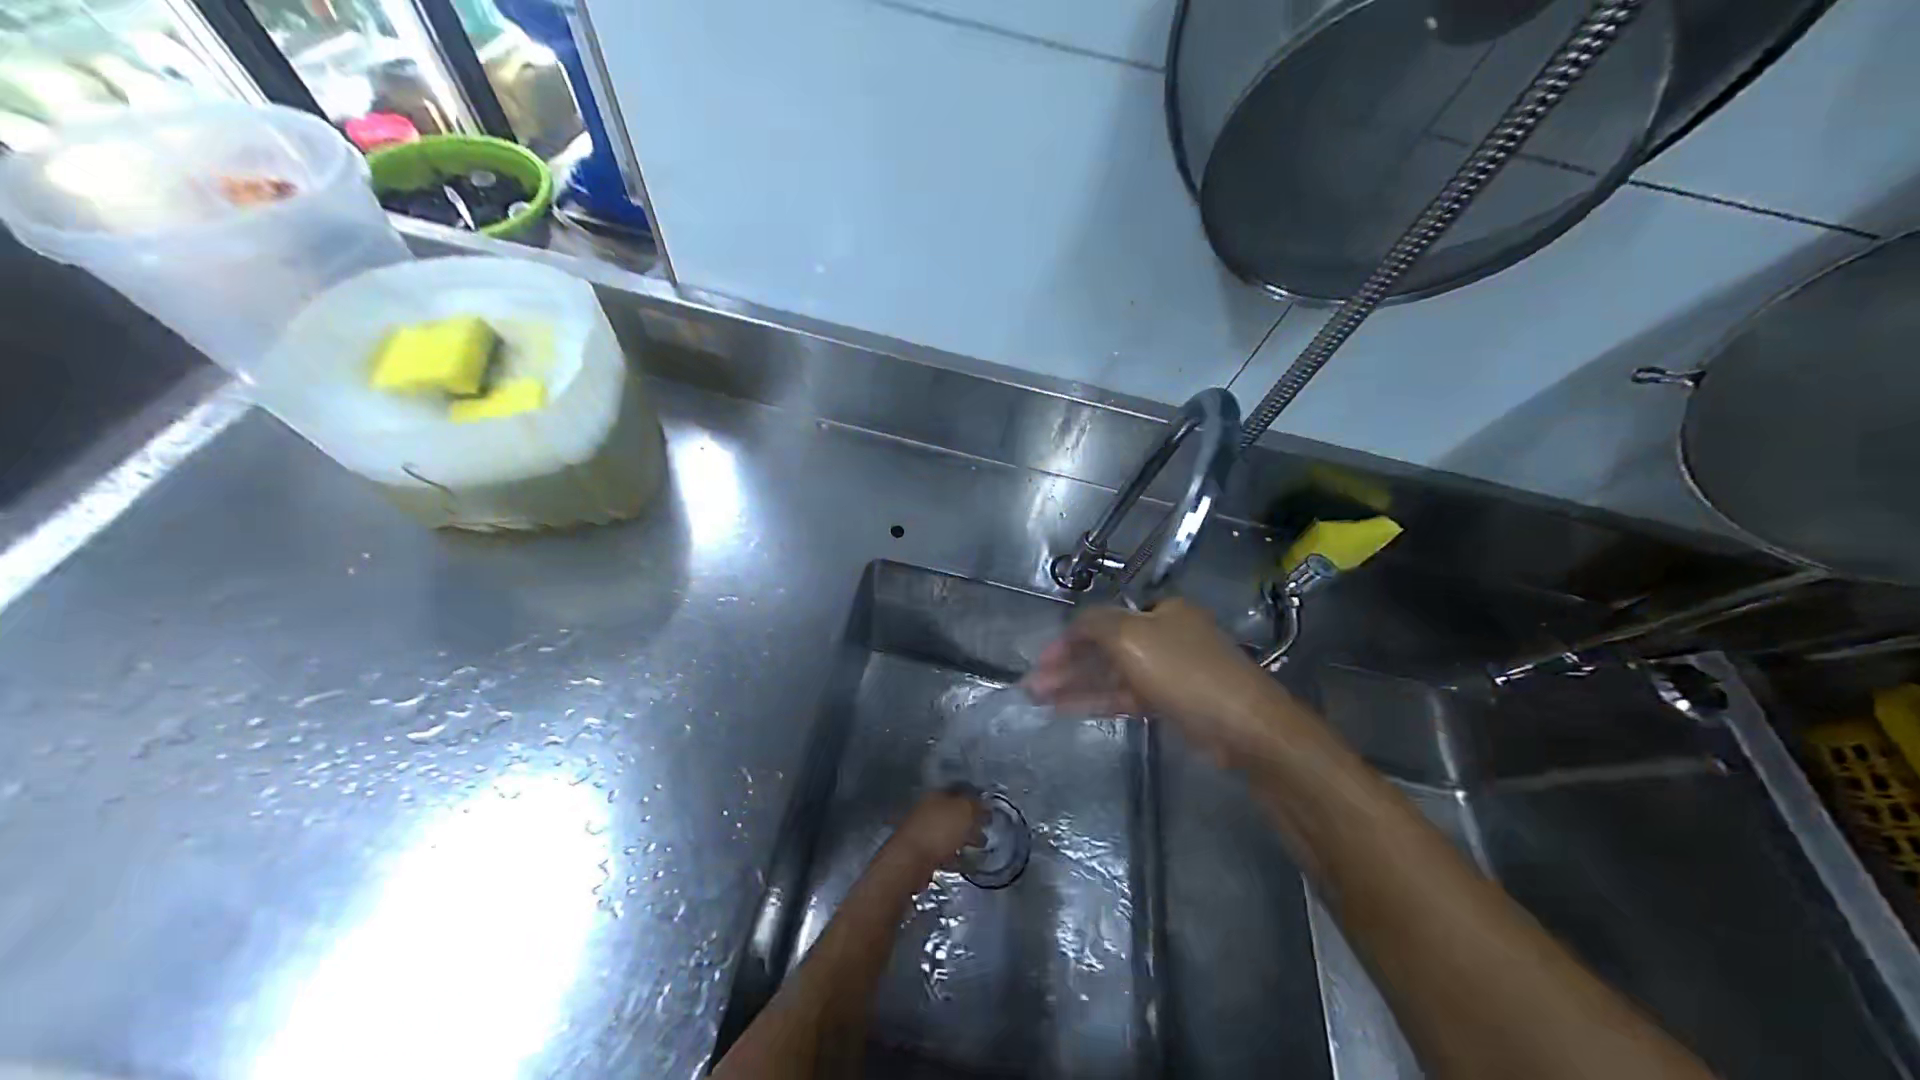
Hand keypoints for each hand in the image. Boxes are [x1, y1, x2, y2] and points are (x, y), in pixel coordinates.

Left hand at [889, 790, 985, 871]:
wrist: (910, 862)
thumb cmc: (939, 832)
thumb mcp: (964, 812)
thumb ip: (975, 806)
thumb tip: (984, 805)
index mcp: (935, 796)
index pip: (959, 793)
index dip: (975, 802)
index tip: (988, 813)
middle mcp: (926, 810)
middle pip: (952, 814)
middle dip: (969, 823)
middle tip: (984, 832)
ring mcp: (920, 832)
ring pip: (946, 833)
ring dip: (961, 840)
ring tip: (976, 849)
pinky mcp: (918, 853)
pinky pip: (940, 851)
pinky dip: (952, 855)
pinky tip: (960, 863)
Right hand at [1023, 598, 1307, 766]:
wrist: (1244, 726)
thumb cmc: (1186, 673)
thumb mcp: (1132, 637)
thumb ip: (1095, 625)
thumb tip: (1073, 625)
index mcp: (1161, 611)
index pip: (1103, 619)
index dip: (1068, 639)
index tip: (1042, 661)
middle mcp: (1164, 636)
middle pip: (1105, 648)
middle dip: (1067, 666)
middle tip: (1033, 686)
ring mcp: (1168, 671)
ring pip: (1112, 675)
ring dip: (1076, 685)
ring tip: (1039, 700)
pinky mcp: (1172, 703)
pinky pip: (1125, 697)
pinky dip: (1097, 701)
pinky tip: (1067, 709)